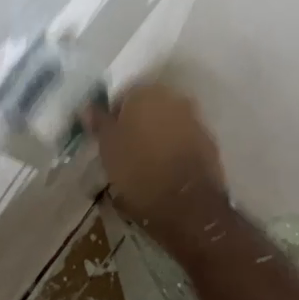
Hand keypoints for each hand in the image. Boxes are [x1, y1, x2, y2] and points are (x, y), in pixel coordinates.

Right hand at [85, 81, 226, 228]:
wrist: (189, 206)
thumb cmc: (139, 171)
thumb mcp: (108, 148)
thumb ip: (99, 123)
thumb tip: (88, 107)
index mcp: (146, 93)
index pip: (124, 95)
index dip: (114, 115)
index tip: (108, 137)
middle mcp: (173, 98)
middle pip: (149, 106)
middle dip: (138, 122)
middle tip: (125, 148)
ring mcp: (195, 120)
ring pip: (168, 123)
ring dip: (158, 136)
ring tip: (146, 162)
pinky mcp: (209, 144)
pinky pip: (185, 140)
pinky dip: (174, 150)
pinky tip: (165, 170)